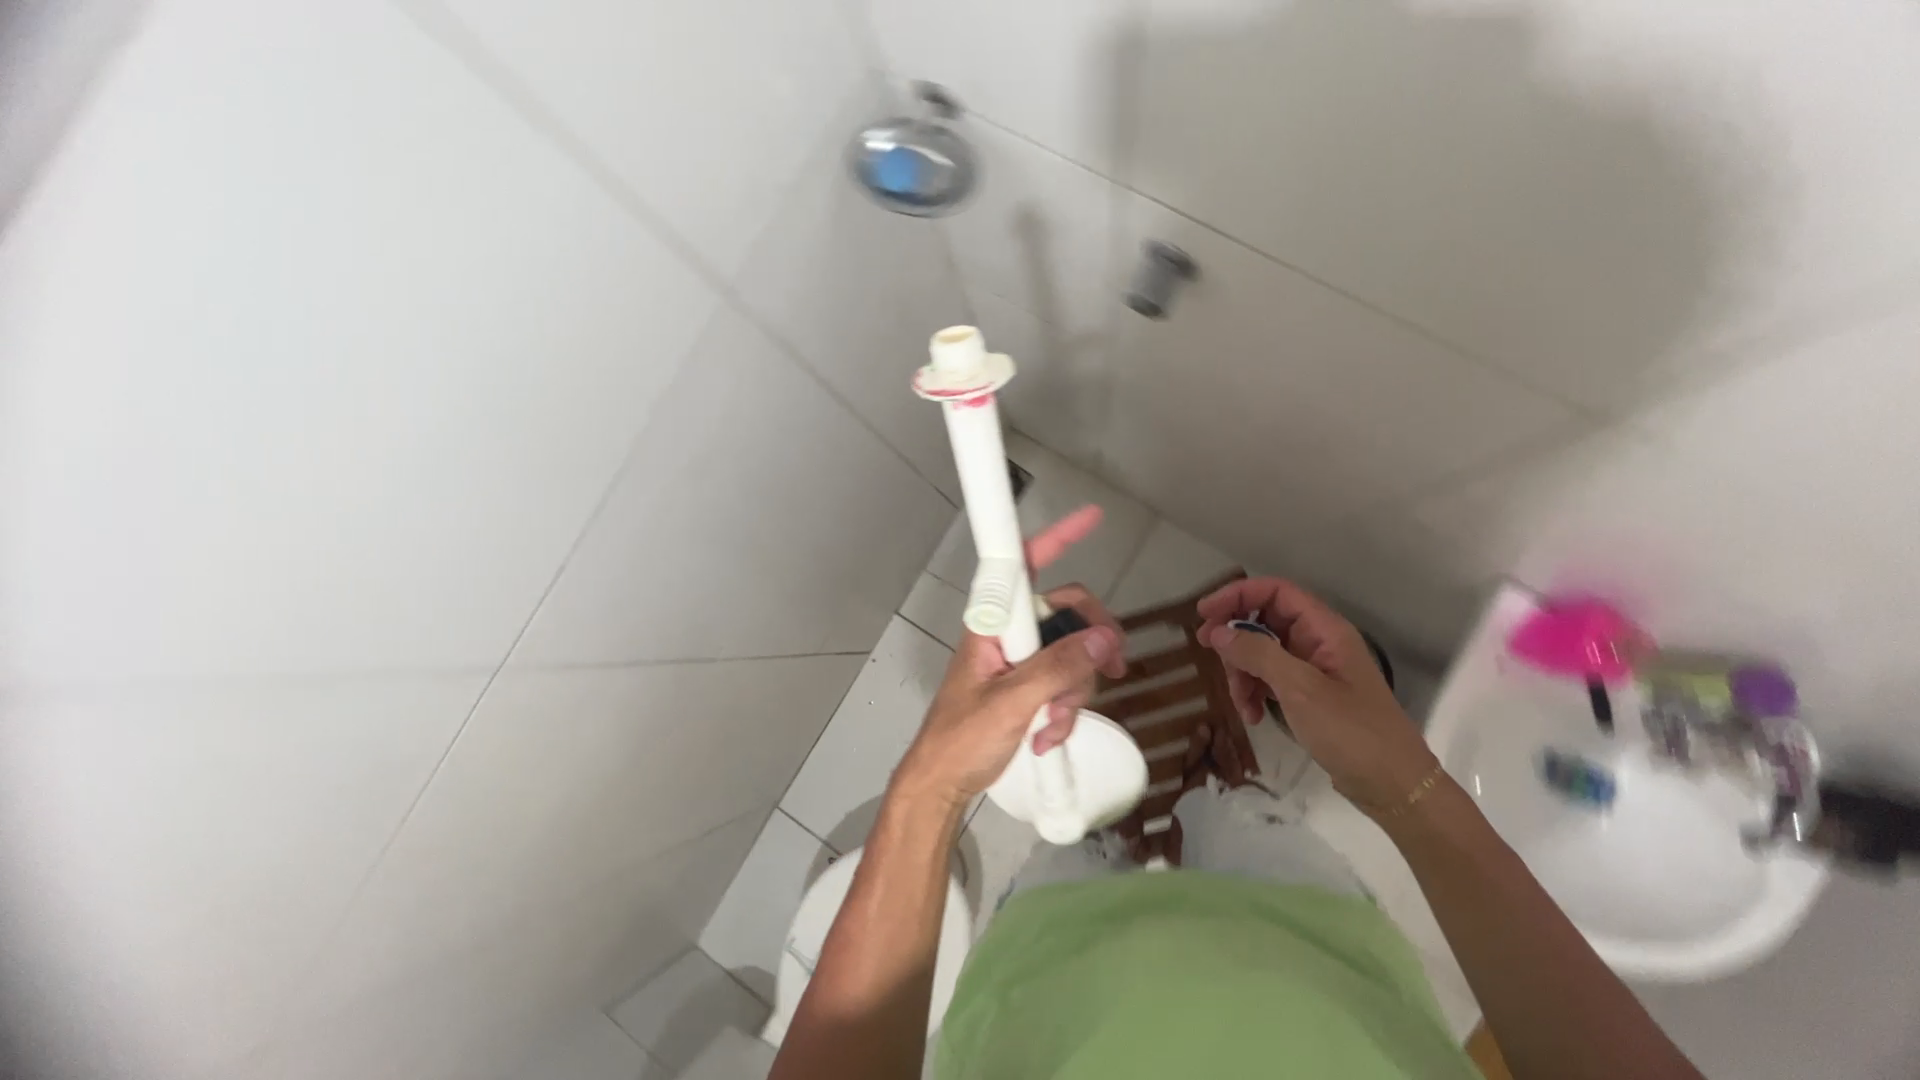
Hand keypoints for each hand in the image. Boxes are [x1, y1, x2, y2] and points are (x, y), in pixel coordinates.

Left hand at [893, 508, 1126, 807]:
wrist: (943, 783)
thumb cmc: (961, 739)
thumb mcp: (1011, 703)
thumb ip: (1056, 669)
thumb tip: (1104, 639)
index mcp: (993, 625)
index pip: (1023, 566)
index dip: (1056, 538)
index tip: (1091, 517)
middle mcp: (1009, 634)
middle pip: (1067, 612)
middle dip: (1090, 645)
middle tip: (1112, 670)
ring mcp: (1021, 661)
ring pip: (1074, 652)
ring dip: (1075, 690)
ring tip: (1051, 724)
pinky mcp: (1029, 687)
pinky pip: (1066, 682)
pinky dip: (1066, 708)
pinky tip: (1048, 736)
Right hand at [1197, 577, 1436, 815]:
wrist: (1393, 785)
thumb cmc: (1351, 732)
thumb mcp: (1300, 689)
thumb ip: (1258, 654)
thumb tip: (1218, 632)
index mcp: (1325, 630)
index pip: (1275, 592)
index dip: (1237, 596)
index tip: (1204, 614)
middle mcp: (1319, 642)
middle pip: (1265, 621)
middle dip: (1236, 640)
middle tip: (1208, 656)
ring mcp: (1315, 670)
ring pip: (1264, 653)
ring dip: (1243, 672)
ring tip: (1241, 703)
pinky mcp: (1311, 696)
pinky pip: (1272, 679)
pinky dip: (1256, 692)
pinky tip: (1253, 715)